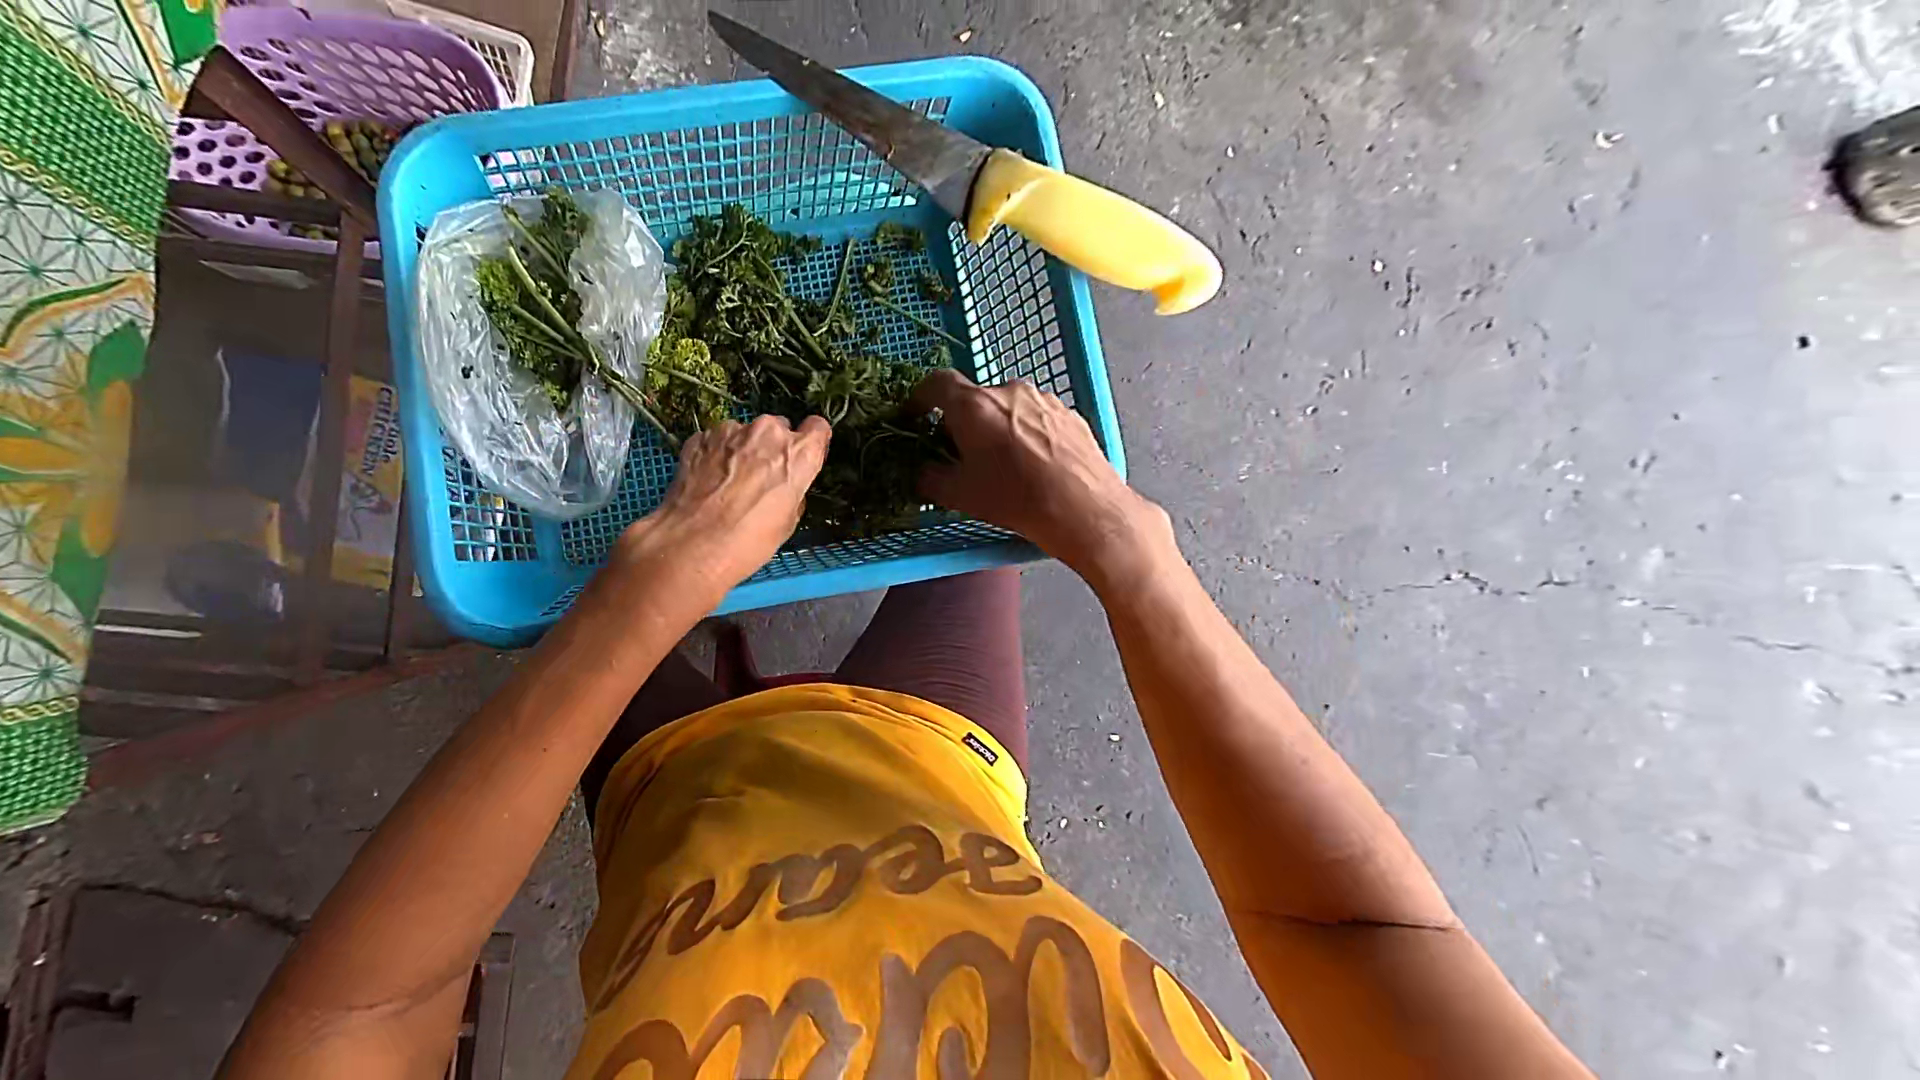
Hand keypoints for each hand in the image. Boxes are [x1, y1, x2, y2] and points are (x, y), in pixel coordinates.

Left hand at [612, 415, 829, 600]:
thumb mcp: (788, 521)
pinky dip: (717, 455)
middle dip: (773, 448)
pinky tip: (709, 482)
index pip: (818, 428)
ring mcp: (731, 430)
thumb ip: (793, 490)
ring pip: (746, 434)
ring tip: (730, 482)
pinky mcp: (701, 436)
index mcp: (799, 454)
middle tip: (762, 477)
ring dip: (743, 451)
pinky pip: (718, 441)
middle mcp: (768, 432)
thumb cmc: (749, 540)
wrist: (692, 543)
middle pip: (779, 429)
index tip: (803, 458)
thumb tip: (784, 485)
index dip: (811, 443)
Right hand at [914, 370, 1173, 588]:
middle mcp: (1008, 391)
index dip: (920, 399)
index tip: (915, 417)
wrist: (1084, 510)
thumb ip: (930, 478)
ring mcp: (1044, 399)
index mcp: (974, 405)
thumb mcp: (960, 495)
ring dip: (998, 427)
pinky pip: (1036, 418)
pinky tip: (1034, 464)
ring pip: (1008, 408)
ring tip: (1003, 463)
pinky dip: (1026, 433)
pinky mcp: (1070, 413)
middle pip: (974, 399)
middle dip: (963, 422)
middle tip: (962, 454)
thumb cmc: (1015, 499)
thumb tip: (921, 471)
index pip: (936, 383)